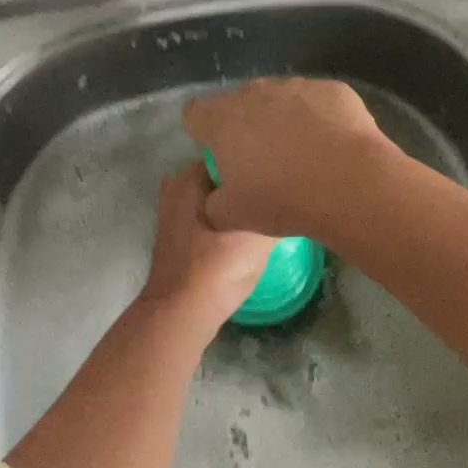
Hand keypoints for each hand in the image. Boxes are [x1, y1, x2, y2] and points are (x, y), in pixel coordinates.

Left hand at [138, 164, 276, 333]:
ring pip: (219, 199)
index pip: (233, 153)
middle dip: (251, 186)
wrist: (181, 314)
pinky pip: (212, 219)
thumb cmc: (217, 266)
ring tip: (272, 215)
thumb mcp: (257, 234)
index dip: (259, 163)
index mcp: (188, 175)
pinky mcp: (180, 237)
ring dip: (242, 207)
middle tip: (283, 195)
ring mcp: (175, 213)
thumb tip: (292, 197)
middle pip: (226, 177)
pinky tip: (250, 237)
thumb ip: (275, 207)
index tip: (285, 175)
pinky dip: (229, 224)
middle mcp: (177, 186)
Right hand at [183, 78, 401, 238]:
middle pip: (238, 103)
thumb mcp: (232, 218)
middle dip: (245, 126)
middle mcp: (254, 93)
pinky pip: (316, 101)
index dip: (202, 133)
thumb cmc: (283, 199)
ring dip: (282, 120)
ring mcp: (294, 85)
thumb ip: (212, 204)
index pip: (194, 113)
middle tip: (263, 162)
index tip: (219, 155)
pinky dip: (319, 118)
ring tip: (304, 156)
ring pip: (278, 99)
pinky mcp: (331, 88)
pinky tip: (333, 147)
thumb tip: (216, 197)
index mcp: (222, 120)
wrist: (350, 183)